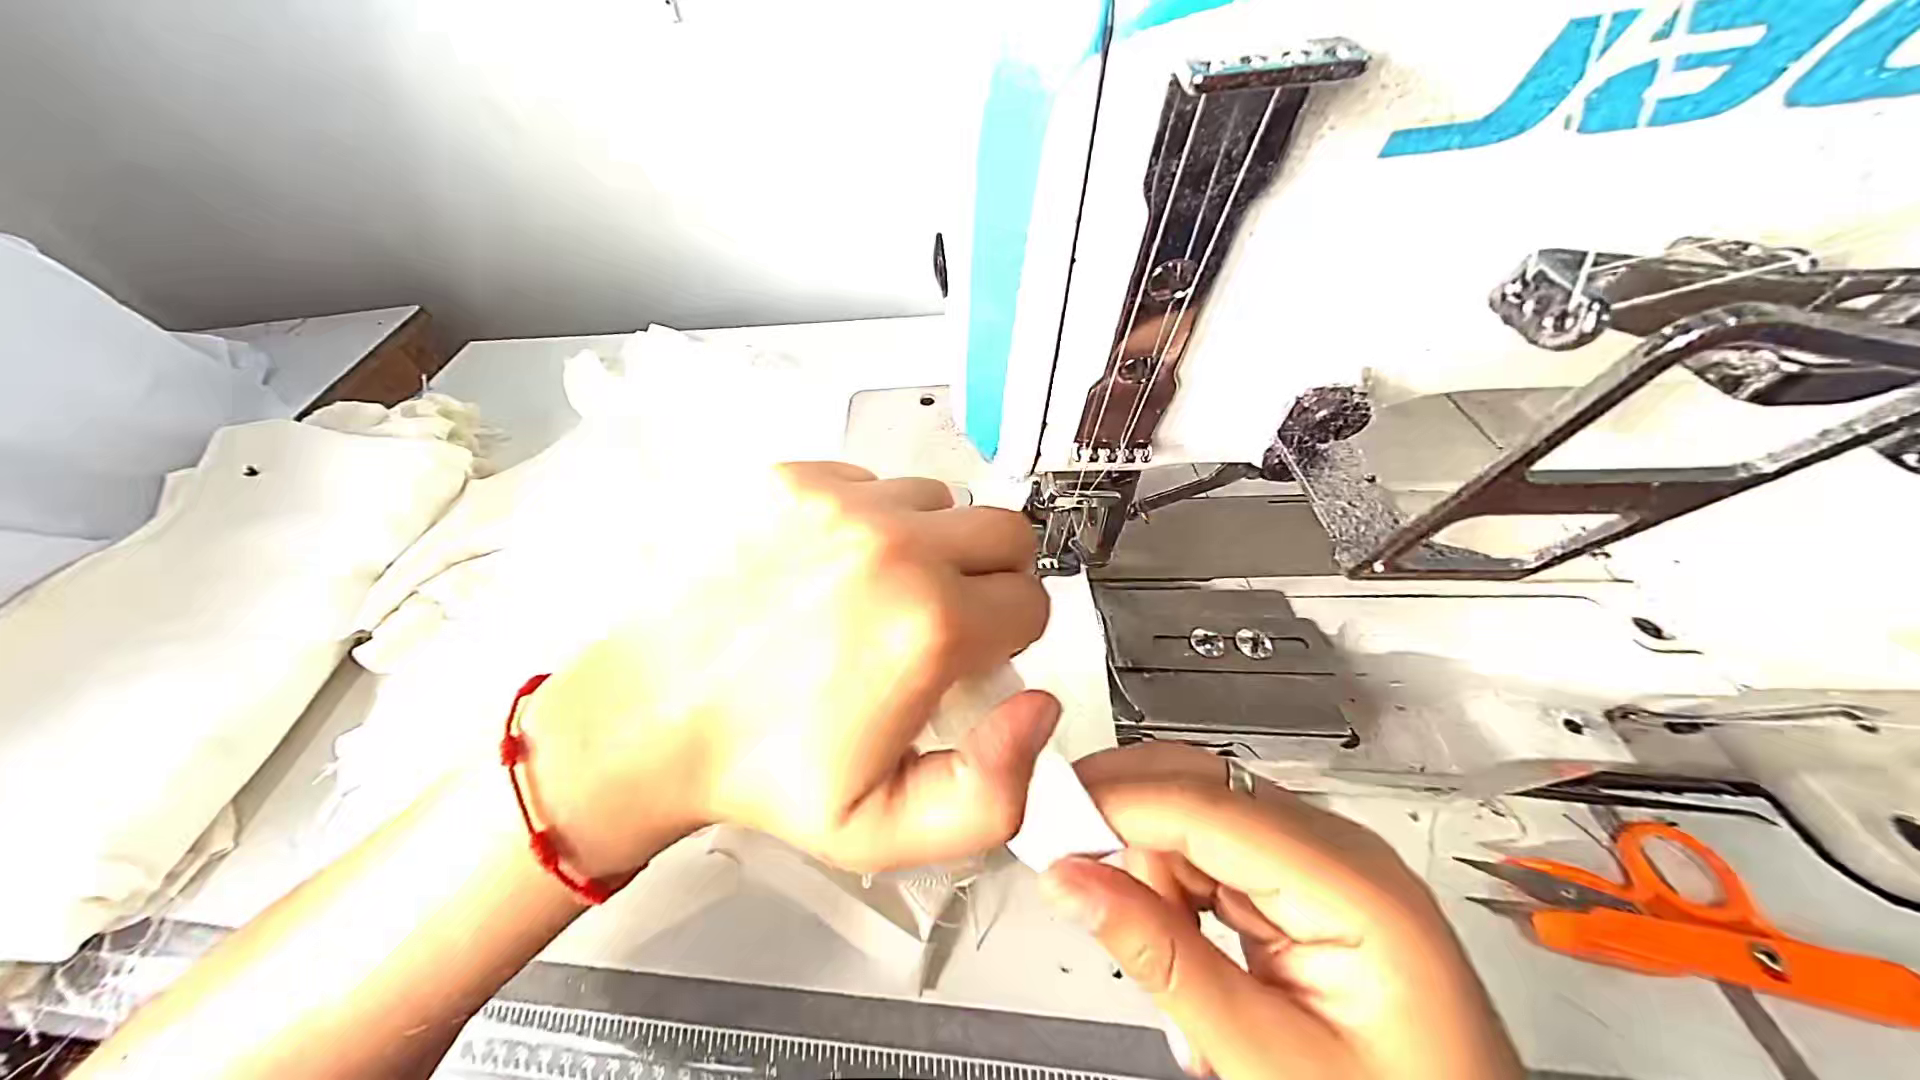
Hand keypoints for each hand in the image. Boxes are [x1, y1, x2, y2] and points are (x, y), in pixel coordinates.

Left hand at [518, 462, 1058, 878]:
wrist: (652, 717)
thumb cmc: (763, 772)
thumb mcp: (890, 829)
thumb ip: (994, 790)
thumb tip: (1038, 707)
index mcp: (925, 625)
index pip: (1032, 604)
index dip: (1008, 641)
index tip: (969, 662)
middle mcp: (889, 546)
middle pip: (1006, 534)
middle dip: (994, 579)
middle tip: (946, 620)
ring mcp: (837, 504)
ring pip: (944, 502)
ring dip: (935, 545)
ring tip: (885, 595)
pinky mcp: (793, 482)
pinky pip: (876, 483)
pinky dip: (877, 520)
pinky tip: (839, 569)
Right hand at [1045, 744, 1521, 1079]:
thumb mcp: (1267, 1062)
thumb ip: (1160, 959)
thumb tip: (1072, 880)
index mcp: (1353, 884)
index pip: (1208, 804)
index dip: (1117, 802)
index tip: (1048, 824)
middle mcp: (1333, 850)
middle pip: (1196, 787)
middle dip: (1124, 823)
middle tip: (1072, 872)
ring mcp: (1313, 860)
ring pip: (1189, 815)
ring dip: (1147, 870)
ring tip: (1157, 956)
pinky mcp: (1292, 880)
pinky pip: (1204, 851)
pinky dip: (1169, 889)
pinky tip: (1179, 944)